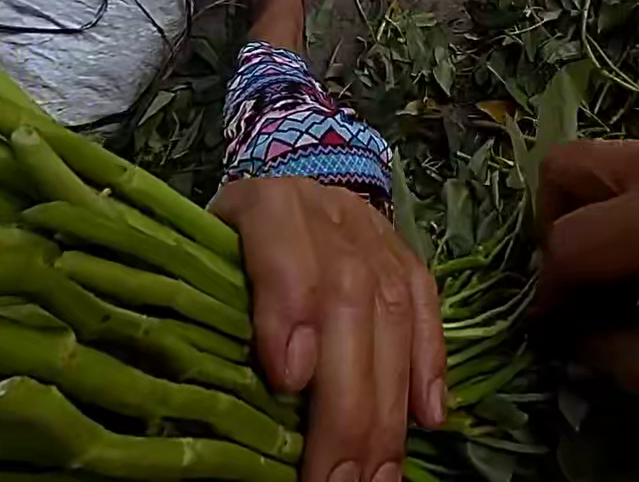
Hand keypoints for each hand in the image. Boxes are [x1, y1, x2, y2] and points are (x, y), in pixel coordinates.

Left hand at [215, 177, 446, 481]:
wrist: (286, 186)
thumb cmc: (235, 239)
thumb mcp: (207, 259)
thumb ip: (217, 308)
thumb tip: (237, 398)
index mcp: (266, 204)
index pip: (282, 246)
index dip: (289, 306)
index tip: (290, 381)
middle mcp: (326, 211)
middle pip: (348, 293)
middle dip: (347, 397)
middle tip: (339, 481)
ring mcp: (372, 229)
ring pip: (393, 306)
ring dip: (390, 399)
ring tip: (379, 477)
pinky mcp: (403, 250)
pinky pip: (426, 300)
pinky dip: (430, 359)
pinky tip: (428, 416)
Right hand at [535, 136, 638, 479]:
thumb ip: (629, 358)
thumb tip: (571, 341)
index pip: (570, 243)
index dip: (547, 298)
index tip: (544, 344)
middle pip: (566, 173)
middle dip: (550, 236)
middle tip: (573, 306)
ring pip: (600, 171)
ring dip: (586, 227)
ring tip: (610, 301)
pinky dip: (623, 222)